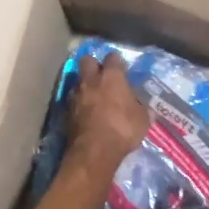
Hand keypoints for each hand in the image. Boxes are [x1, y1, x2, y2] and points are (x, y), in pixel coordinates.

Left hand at [68, 53, 148, 175]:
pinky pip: (73, 99)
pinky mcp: (66, 109)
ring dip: (84, 85)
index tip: (121, 70)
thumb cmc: (122, 129)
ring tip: (92, 96)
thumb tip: (142, 106)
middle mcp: (91, 79)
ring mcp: (76, 93)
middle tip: (102, 76)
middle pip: (88, 60)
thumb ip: (140, 107)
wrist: (94, 151)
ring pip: (78, 80)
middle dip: (94, 65)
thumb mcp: (142, 120)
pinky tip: (85, 112)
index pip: (113, 57)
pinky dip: (78, 102)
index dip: (117, 62)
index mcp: (112, 76)